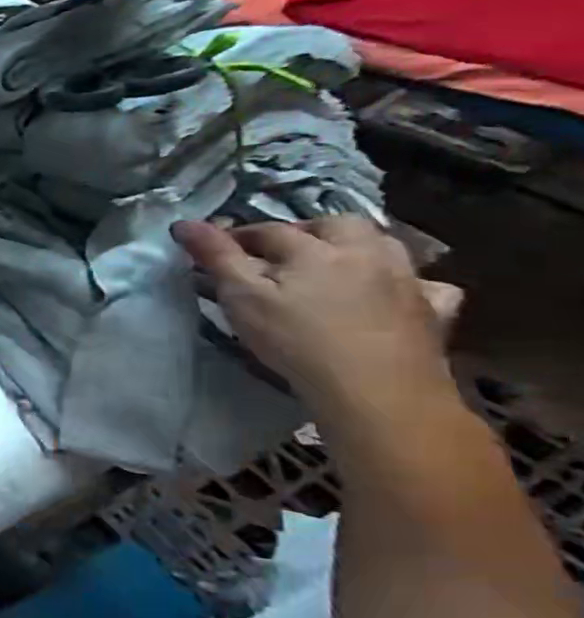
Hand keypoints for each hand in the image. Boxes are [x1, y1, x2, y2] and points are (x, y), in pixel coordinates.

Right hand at [170, 217, 459, 418]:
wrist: (379, 394)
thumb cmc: (298, 341)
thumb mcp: (242, 297)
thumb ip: (216, 256)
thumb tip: (184, 223)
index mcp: (316, 249)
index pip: (269, 231)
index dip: (237, 236)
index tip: (214, 250)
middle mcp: (365, 254)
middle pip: (336, 226)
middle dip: (306, 231)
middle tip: (278, 254)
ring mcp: (407, 282)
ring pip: (384, 246)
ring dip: (355, 247)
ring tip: (330, 265)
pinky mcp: (433, 313)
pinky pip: (426, 286)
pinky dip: (407, 283)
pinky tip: (392, 294)